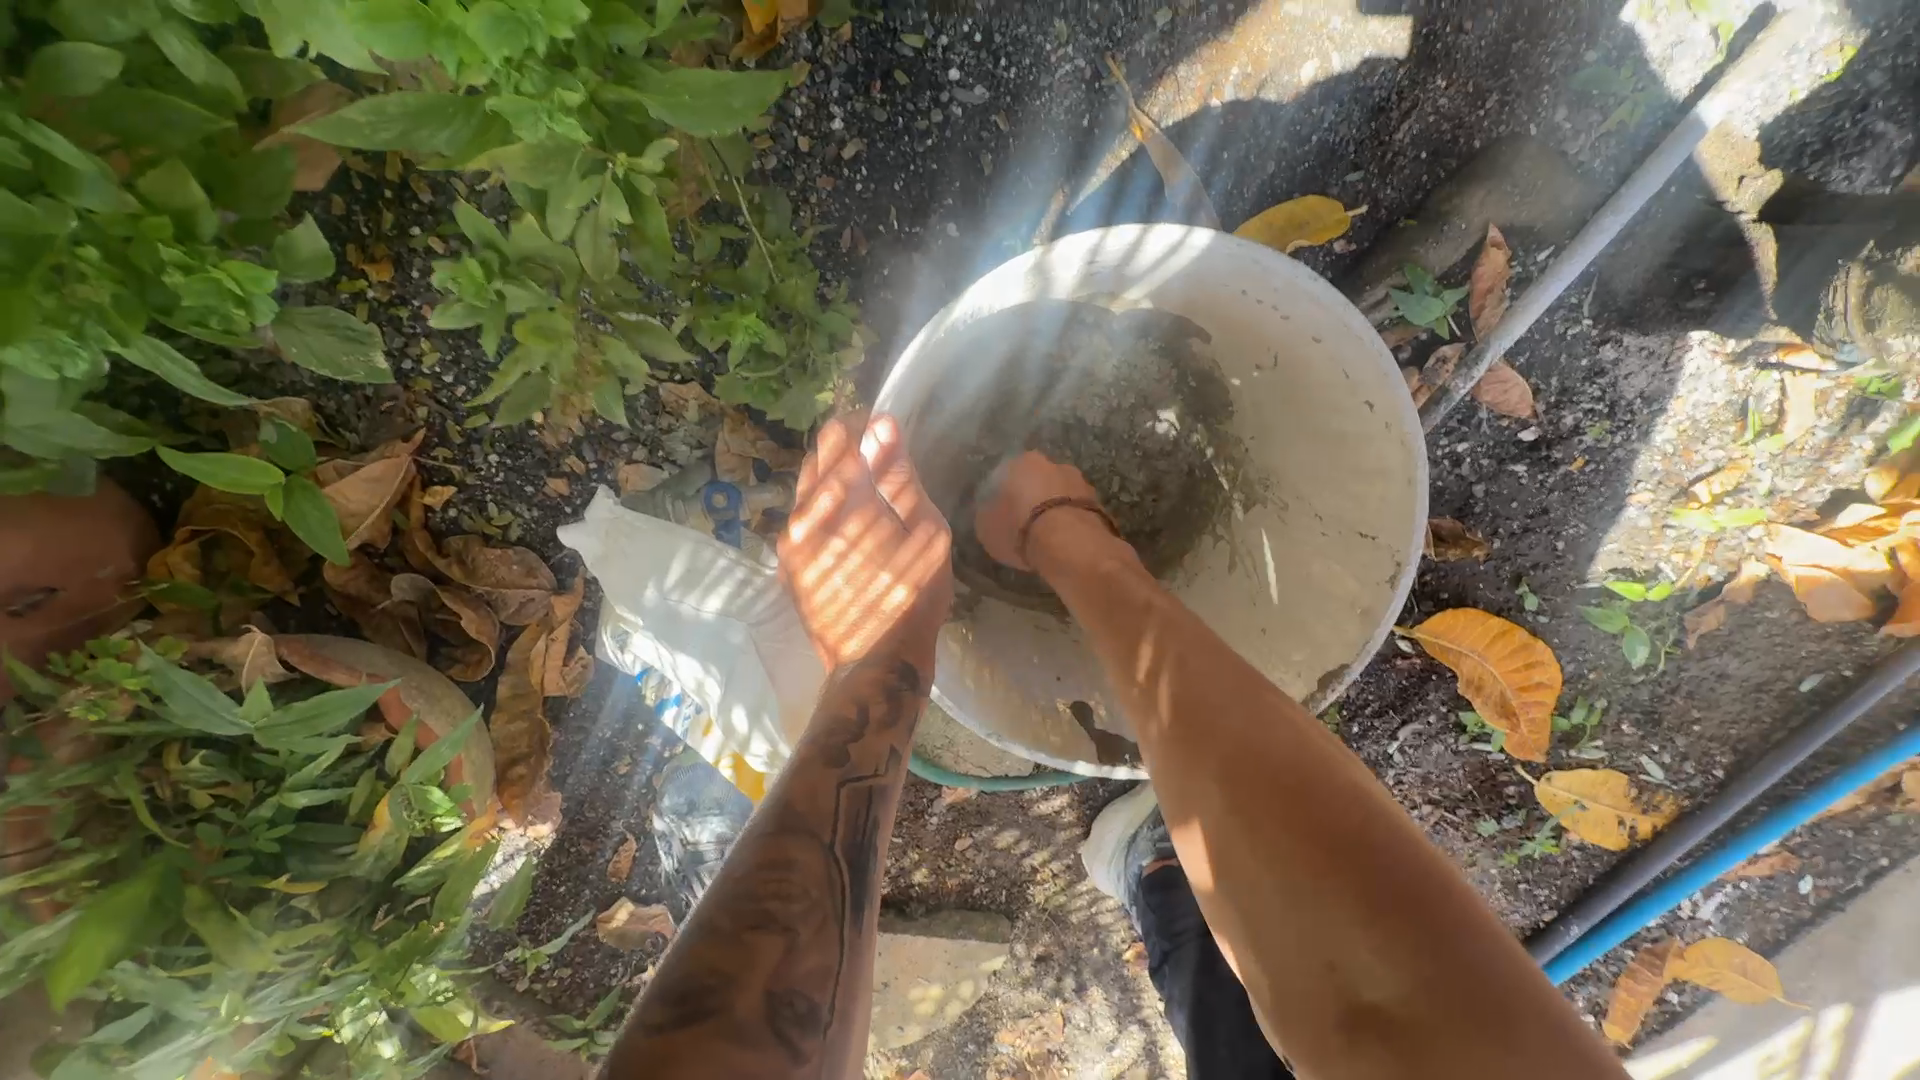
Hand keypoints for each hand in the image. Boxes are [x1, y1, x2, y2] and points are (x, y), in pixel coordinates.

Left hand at [780, 412, 952, 671]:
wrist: (875, 661)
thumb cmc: (912, 595)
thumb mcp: (923, 532)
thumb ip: (899, 476)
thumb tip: (882, 423)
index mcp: (839, 498)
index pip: (839, 436)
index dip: (863, 427)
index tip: (885, 433)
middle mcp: (804, 512)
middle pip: (817, 459)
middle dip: (847, 451)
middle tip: (879, 461)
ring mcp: (790, 541)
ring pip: (806, 489)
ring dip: (833, 480)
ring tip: (867, 493)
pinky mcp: (788, 565)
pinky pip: (803, 520)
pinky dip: (825, 510)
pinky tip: (850, 526)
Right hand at [973, 451, 1109, 571]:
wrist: (1069, 543)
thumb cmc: (1019, 529)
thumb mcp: (986, 525)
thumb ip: (988, 512)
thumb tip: (991, 510)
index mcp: (1023, 462)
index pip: (1008, 473)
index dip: (1003, 494)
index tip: (1002, 514)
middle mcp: (1054, 464)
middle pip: (1039, 480)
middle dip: (1033, 498)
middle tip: (1025, 524)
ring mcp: (1081, 482)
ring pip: (1061, 494)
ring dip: (1055, 509)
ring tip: (1047, 536)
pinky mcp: (1100, 504)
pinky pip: (1077, 512)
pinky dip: (1071, 523)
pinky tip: (1065, 541)